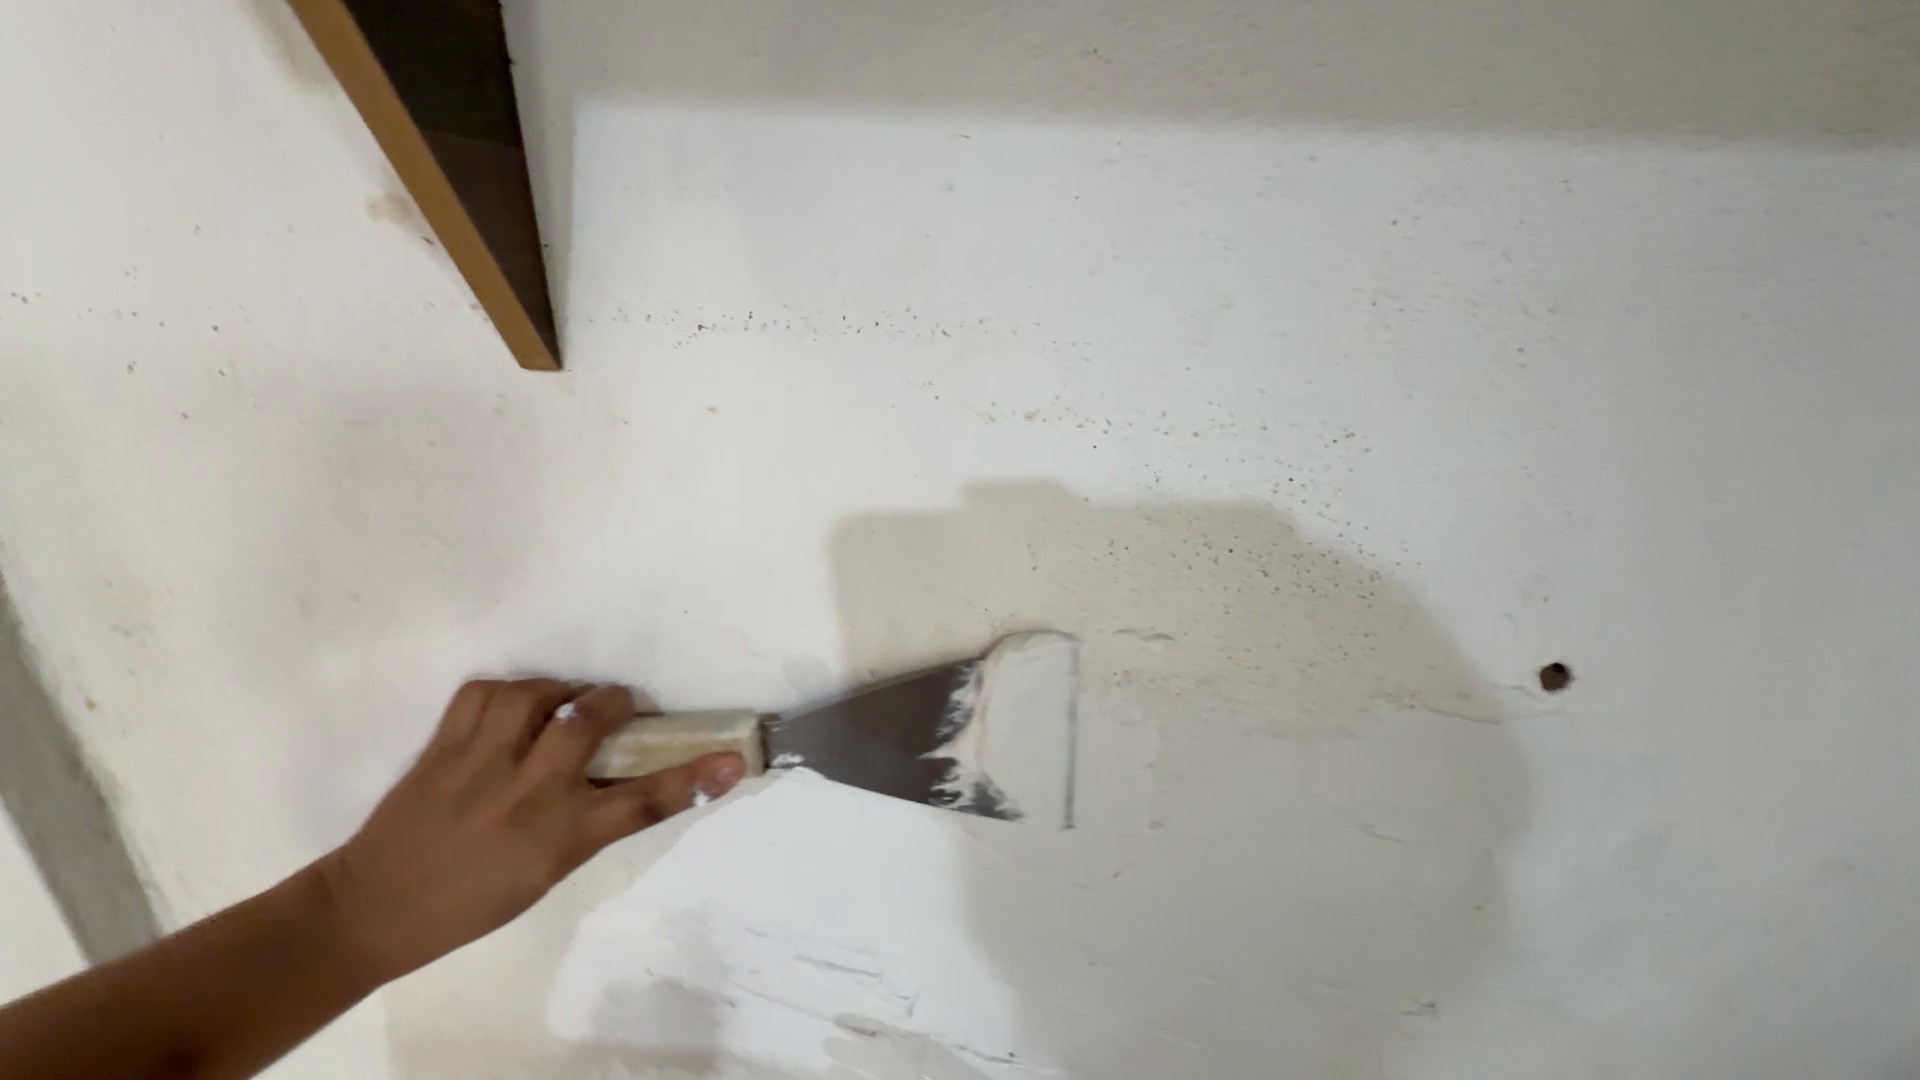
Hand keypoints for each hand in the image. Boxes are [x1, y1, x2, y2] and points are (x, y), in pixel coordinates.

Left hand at [316, 679, 744, 981]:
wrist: (375, 908)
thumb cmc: (476, 898)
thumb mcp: (550, 869)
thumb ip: (594, 818)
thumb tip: (637, 777)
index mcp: (559, 837)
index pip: (642, 803)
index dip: (694, 778)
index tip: (733, 758)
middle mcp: (525, 795)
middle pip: (588, 722)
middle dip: (616, 702)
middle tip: (621, 707)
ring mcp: (479, 765)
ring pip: (534, 695)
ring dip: (562, 689)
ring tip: (565, 699)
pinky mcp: (442, 746)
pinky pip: (483, 691)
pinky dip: (510, 689)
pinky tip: (516, 703)